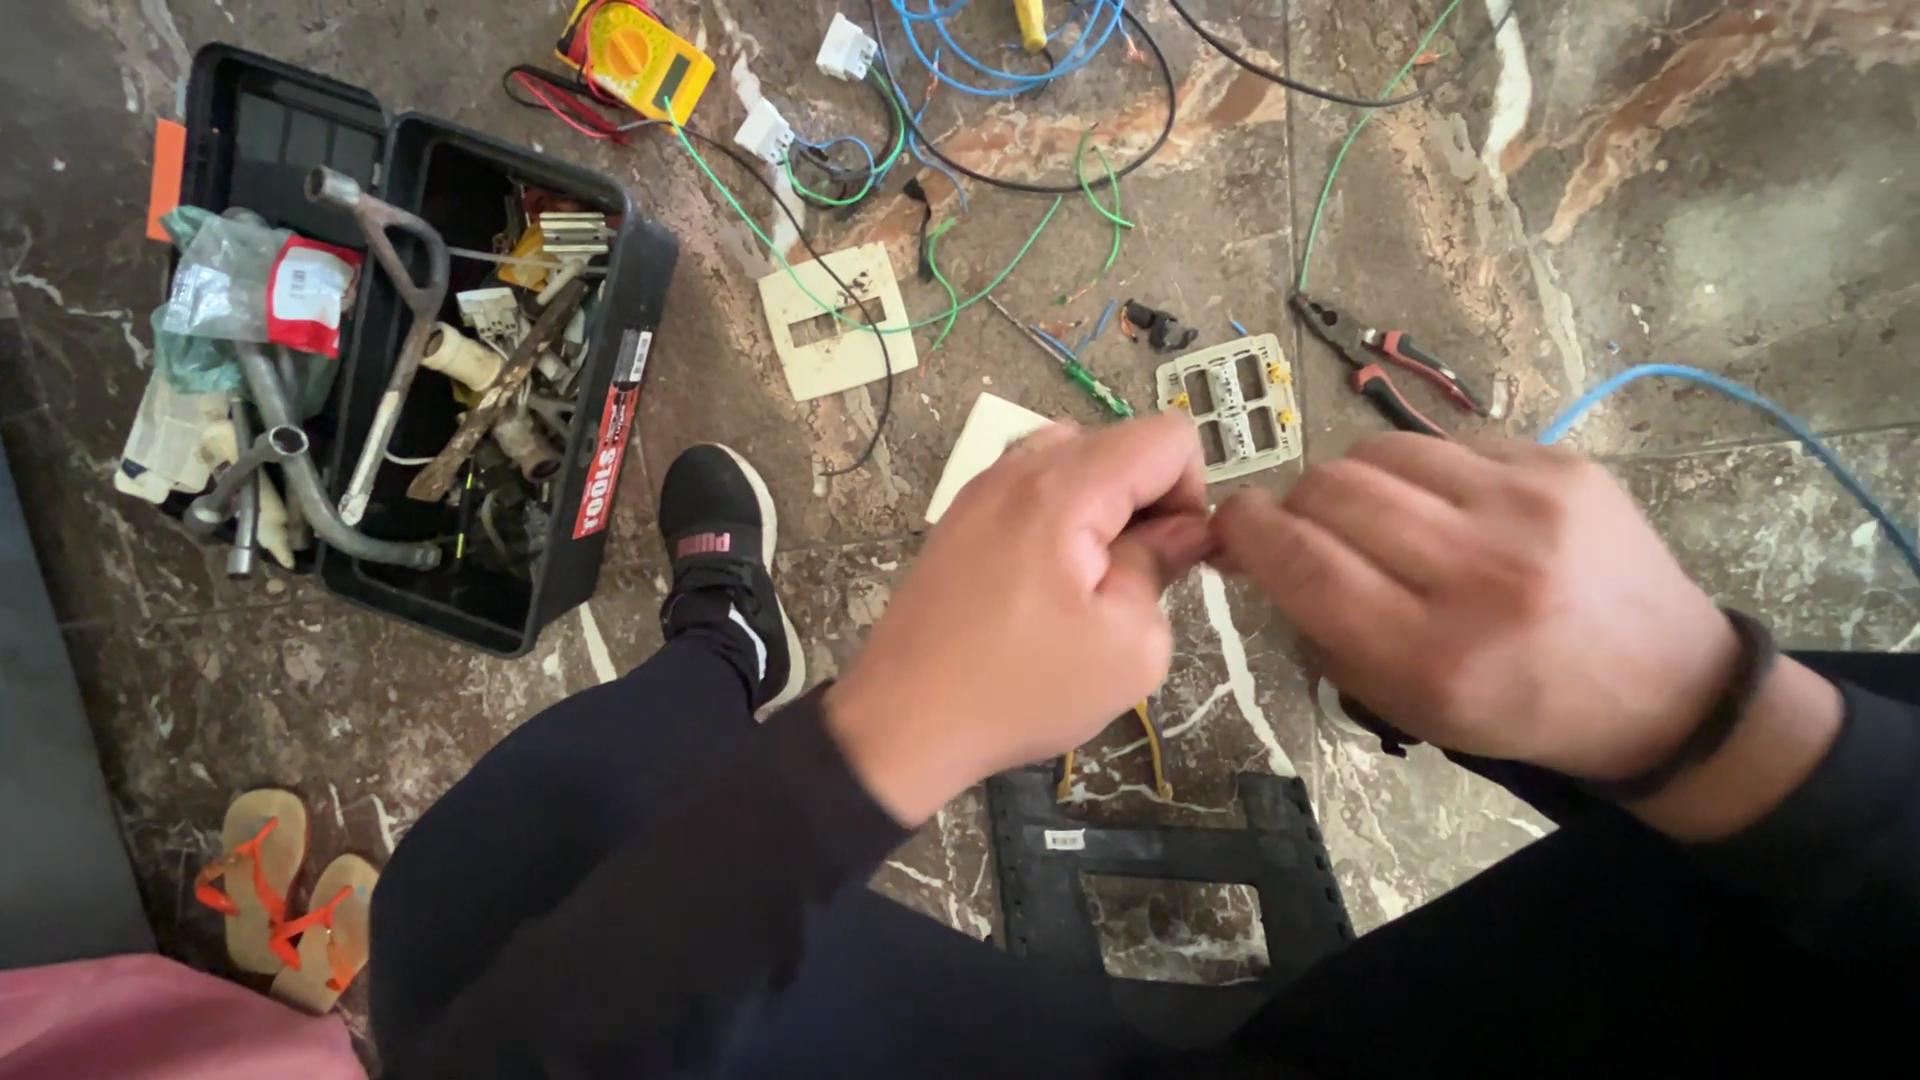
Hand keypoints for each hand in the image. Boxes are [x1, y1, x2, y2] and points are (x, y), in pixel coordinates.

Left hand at [827, 413, 1212, 824]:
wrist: (904, 719)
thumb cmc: (1021, 690)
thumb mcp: (1128, 647)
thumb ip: (1164, 567)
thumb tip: (1184, 529)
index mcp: (1063, 488)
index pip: (1167, 437)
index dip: (1192, 494)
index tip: (1173, 557)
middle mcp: (1018, 466)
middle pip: (1120, 445)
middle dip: (1148, 503)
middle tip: (1131, 581)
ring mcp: (980, 487)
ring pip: (1077, 463)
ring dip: (1103, 510)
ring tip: (1088, 582)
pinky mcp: (960, 515)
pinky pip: (1033, 488)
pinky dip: (1061, 517)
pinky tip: (1045, 582)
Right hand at [1212, 434, 1744, 780]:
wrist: (1661, 688)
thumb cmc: (1508, 706)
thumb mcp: (1397, 701)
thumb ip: (1316, 627)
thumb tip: (1258, 552)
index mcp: (1431, 650)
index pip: (1302, 560)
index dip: (1246, 530)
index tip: (1229, 525)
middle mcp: (1480, 572)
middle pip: (1329, 491)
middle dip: (1290, 503)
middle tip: (1298, 526)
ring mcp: (1527, 507)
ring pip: (1374, 452)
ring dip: (1345, 481)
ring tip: (1366, 511)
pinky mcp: (1559, 465)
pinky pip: (1436, 443)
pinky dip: (1409, 471)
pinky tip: (1433, 505)